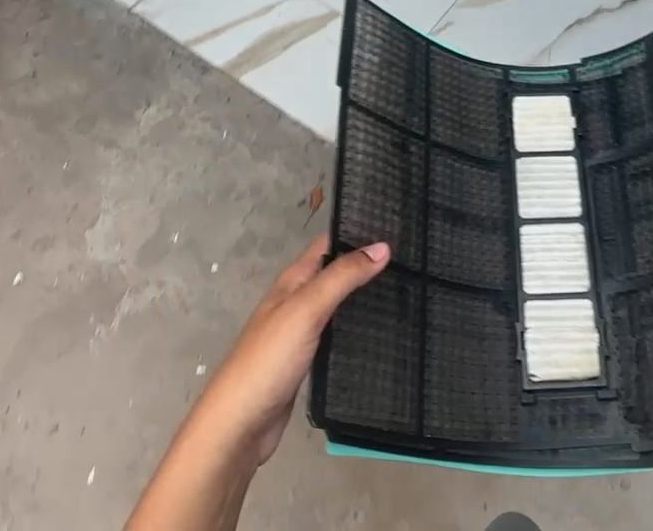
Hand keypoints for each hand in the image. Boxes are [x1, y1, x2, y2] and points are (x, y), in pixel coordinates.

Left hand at [191, 234, 388, 464]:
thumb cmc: (269, 360)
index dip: (357, 232)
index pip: (328, 244)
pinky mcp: (309, 360)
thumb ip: (342, 277)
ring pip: (340, 304)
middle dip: (367, 264)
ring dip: (365, 296)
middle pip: (336, 272)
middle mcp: (297, 301)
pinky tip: (383, 331)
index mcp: (293, 281)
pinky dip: (359, 327)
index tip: (396, 226)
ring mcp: (303, 332)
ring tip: (408, 289)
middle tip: (412, 261)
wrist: (239, 426)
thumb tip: (382, 246)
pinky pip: (340, 333)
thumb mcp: (306, 309)